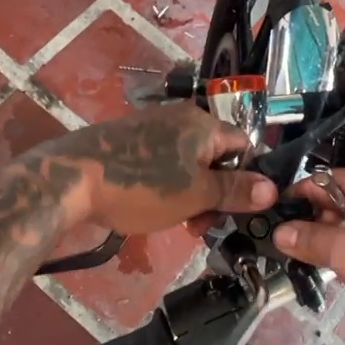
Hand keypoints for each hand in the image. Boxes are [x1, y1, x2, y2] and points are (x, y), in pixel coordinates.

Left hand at [39, 104, 275, 236]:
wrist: (71, 179)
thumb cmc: (141, 186)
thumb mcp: (195, 195)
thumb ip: (235, 190)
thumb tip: (273, 189)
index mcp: (202, 124)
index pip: (244, 146)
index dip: (247, 178)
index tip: (238, 210)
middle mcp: (180, 118)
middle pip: (216, 157)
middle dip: (216, 193)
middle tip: (201, 226)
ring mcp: (152, 128)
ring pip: (189, 164)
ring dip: (192, 195)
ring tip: (179, 223)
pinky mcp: (129, 142)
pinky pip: (163, 163)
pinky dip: (168, 187)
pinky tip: (154, 209)